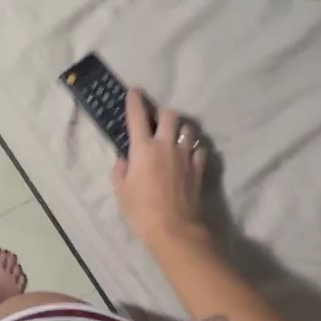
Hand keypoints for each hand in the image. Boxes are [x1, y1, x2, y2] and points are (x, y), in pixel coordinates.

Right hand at [111, 88, 212, 248]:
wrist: (175, 229)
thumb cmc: (141, 211)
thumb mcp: (121, 191)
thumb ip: (121, 171)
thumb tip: (125, 160)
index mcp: (142, 149)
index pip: (138, 116)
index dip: (135, 101)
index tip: (134, 91)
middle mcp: (166, 145)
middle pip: (170, 115)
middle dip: (163, 114)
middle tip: (158, 121)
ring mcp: (186, 155)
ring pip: (189, 129)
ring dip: (181, 129)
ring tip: (176, 136)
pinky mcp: (200, 168)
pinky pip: (200, 148)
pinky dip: (194, 147)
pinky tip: (189, 154)